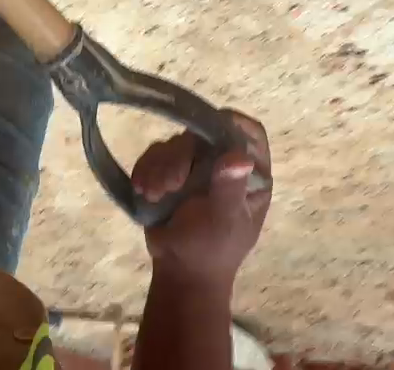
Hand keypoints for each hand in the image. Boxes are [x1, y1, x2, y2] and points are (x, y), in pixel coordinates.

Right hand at [132, 111, 270, 291]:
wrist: (179, 270)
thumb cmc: (210, 250)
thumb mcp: (223, 220)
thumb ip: (229, 188)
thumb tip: (239, 158)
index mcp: (250, 175)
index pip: (250, 134)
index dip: (232, 124)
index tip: (205, 132)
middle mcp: (224, 163)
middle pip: (201, 135)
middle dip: (178, 158)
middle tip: (168, 186)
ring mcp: (196, 164)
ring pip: (173, 143)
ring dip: (158, 168)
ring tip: (153, 196)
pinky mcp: (170, 168)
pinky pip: (154, 153)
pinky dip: (146, 170)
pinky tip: (143, 190)